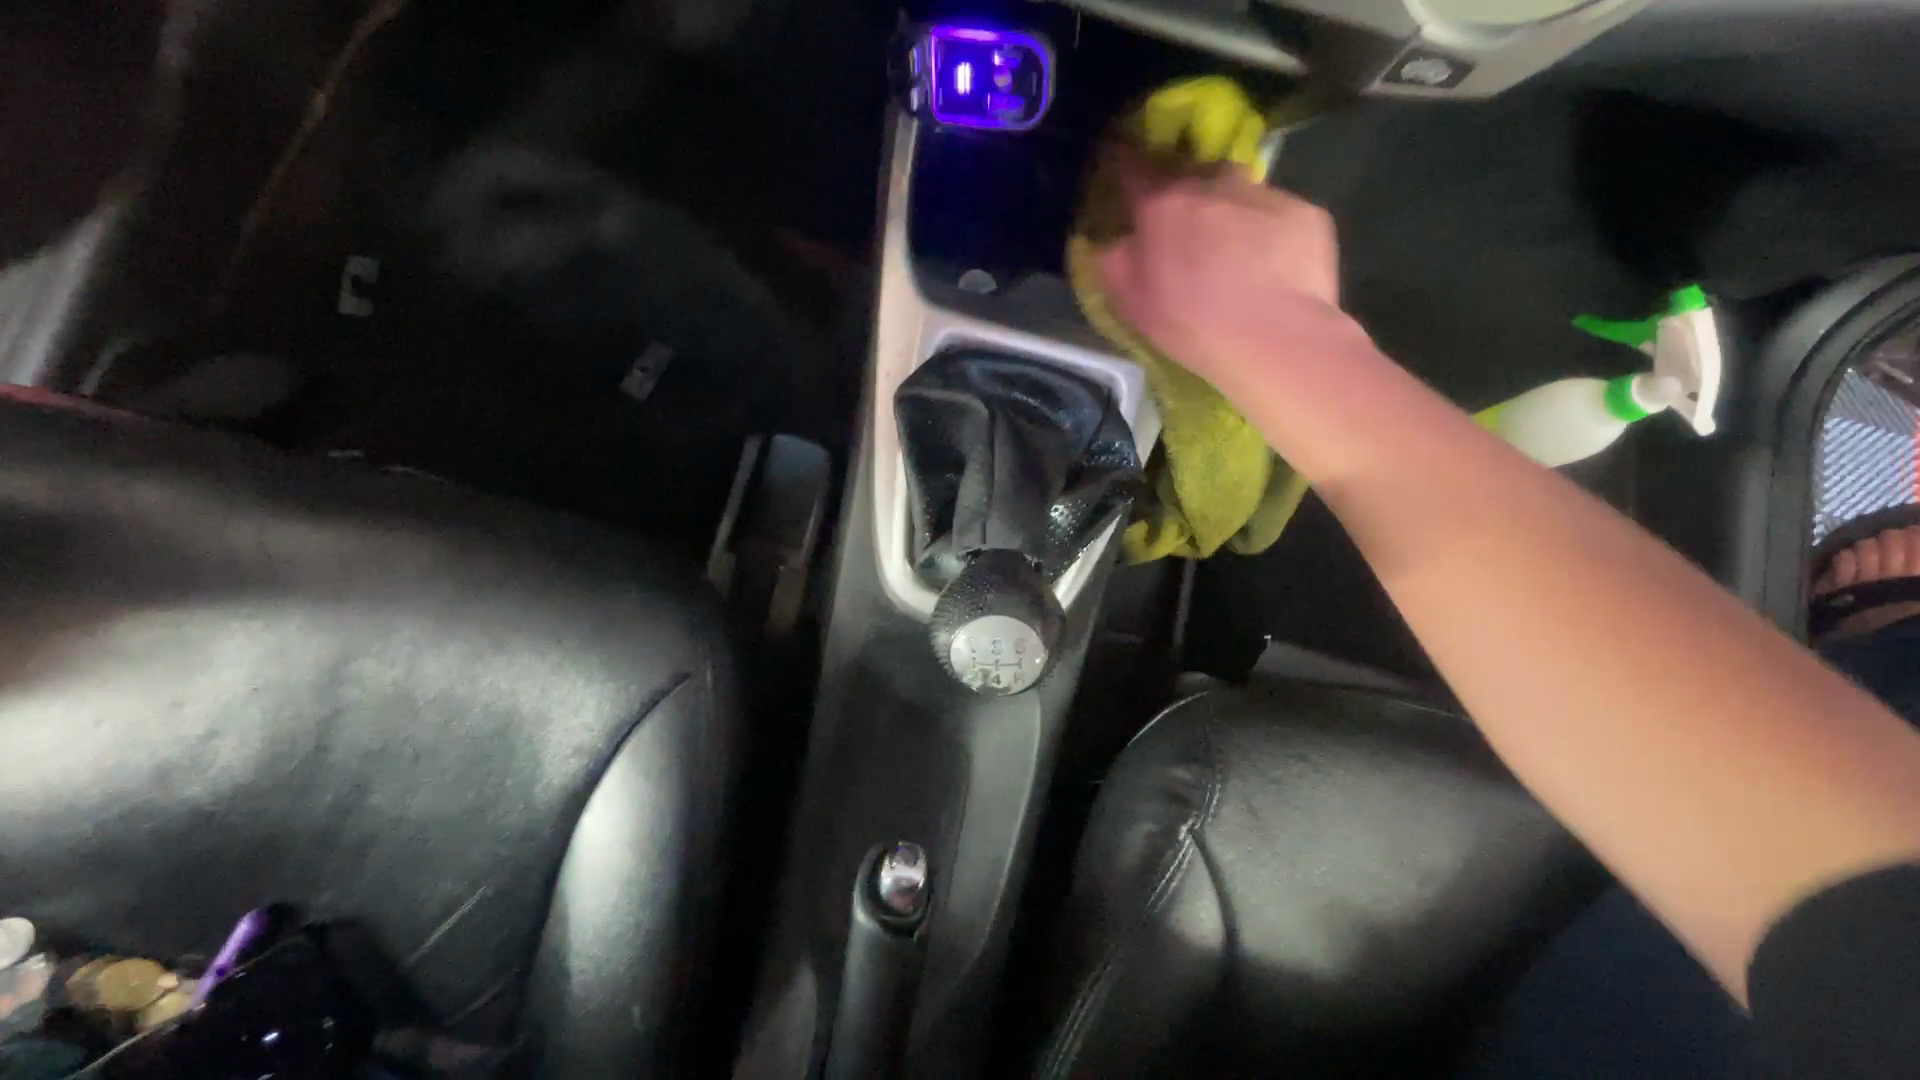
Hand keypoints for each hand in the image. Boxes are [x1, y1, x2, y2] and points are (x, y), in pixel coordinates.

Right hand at [1096, 149, 1354, 389]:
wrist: (1276, 337)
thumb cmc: (1191, 322)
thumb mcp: (1130, 301)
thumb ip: (1115, 259)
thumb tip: (1118, 239)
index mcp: (1162, 202)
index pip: (1132, 167)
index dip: (1123, 166)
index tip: (1121, 171)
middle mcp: (1214, 182)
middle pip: (1191, 177)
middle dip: (1184, 199)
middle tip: (1186, 236)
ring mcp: (1264, 193)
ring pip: (1237, 195)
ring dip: (1229, 215)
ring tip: (1235, 257)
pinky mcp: (1306, 212)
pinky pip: (1276, 217)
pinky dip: (1269, 235)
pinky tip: (1272, 271)